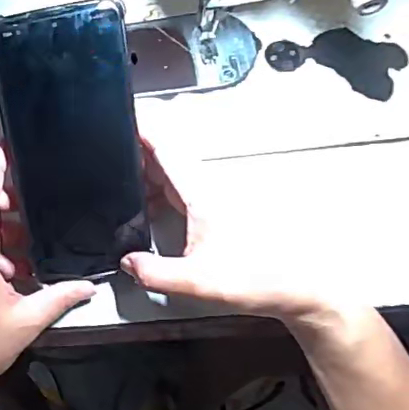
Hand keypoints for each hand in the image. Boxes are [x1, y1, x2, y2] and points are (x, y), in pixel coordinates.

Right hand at [119, 136, 357, 329]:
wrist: (297, 286)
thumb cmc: (257, 278)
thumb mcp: (197, 281)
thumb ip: (155, 273)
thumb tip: (128, 264)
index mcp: (200, 195)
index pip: (166, 152)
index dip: (144, 134)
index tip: (125, 124)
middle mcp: (207, 190)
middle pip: (166, 160)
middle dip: (138, 160)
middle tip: (112, 167)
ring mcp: (214, 198)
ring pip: (174, 175)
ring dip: (149, 179)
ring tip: (127, 193)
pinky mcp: (218, 210)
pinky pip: (181, 191)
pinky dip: (162, 194)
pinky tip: (152, 213)